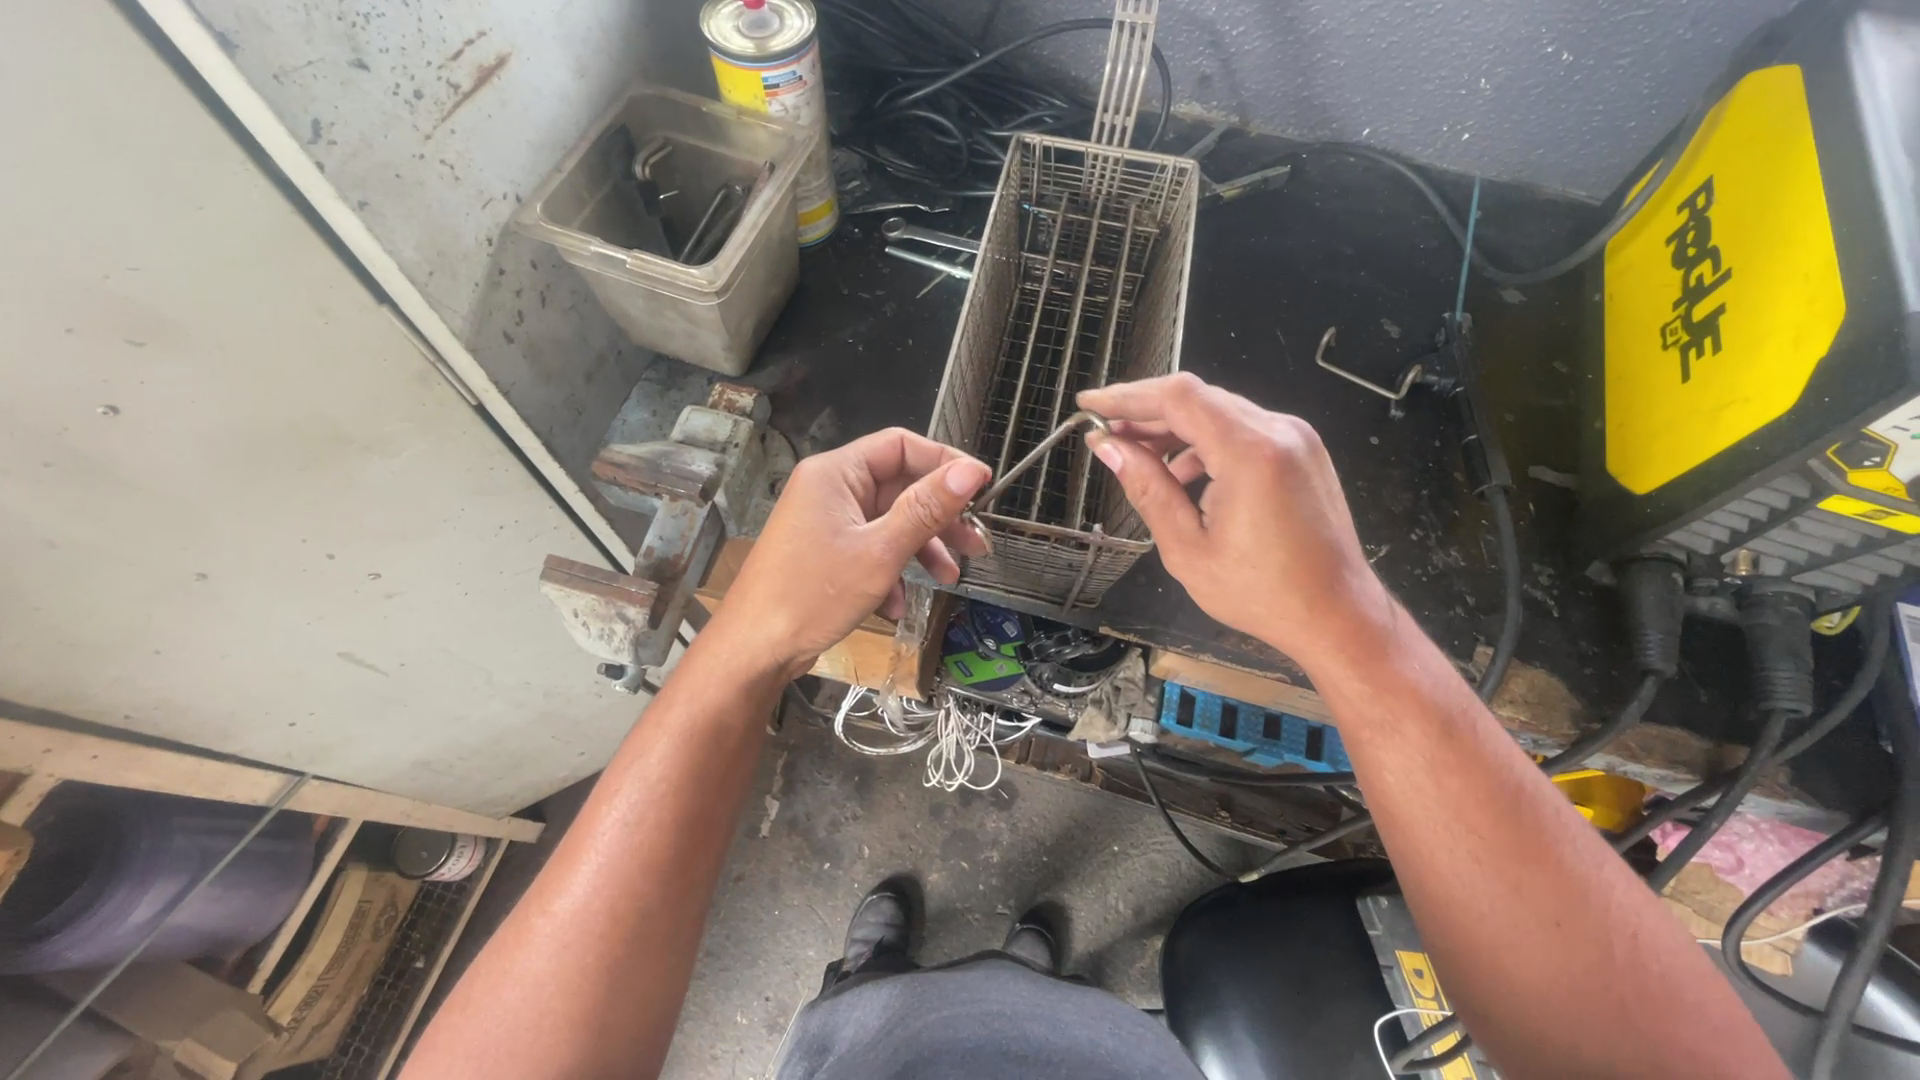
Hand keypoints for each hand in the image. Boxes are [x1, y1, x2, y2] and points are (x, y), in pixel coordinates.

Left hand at [709, 428, 989, 677]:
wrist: (754, 650)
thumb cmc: (814, 595)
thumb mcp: (881, 551)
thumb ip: (927, 508)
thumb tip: (971, 471)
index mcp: (837, 473)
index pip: (901, 446)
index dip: (946, 462)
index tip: (983, 488)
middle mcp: (829, 489)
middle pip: (899, 487)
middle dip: (940, 517)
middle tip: (976, 543)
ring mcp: (825, 522)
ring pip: (888, 522)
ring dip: (921, 548)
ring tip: (950, 578)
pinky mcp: (824, 552)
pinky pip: (869, 547)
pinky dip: (891, 570)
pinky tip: (899, 605)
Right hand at [1077, 373, 1394, 678]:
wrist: (1337, 614)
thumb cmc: (1259, 593)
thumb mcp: (1187, 548)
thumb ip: (1147, 488)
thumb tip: (1107, 448)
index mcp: (1250, 452)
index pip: (1178, 397)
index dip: (1127, 397)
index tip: (1089, 406)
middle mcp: (1278, 431)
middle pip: (1198, 398)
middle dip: (1146, 413)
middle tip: (1105, 437)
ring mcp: (1296, 437)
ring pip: (1220, 412)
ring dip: (1174, 429)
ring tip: (1137, 459)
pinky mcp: (1302, 451)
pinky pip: (1243, 430)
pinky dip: (1206, 443)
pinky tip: (1182, 475)